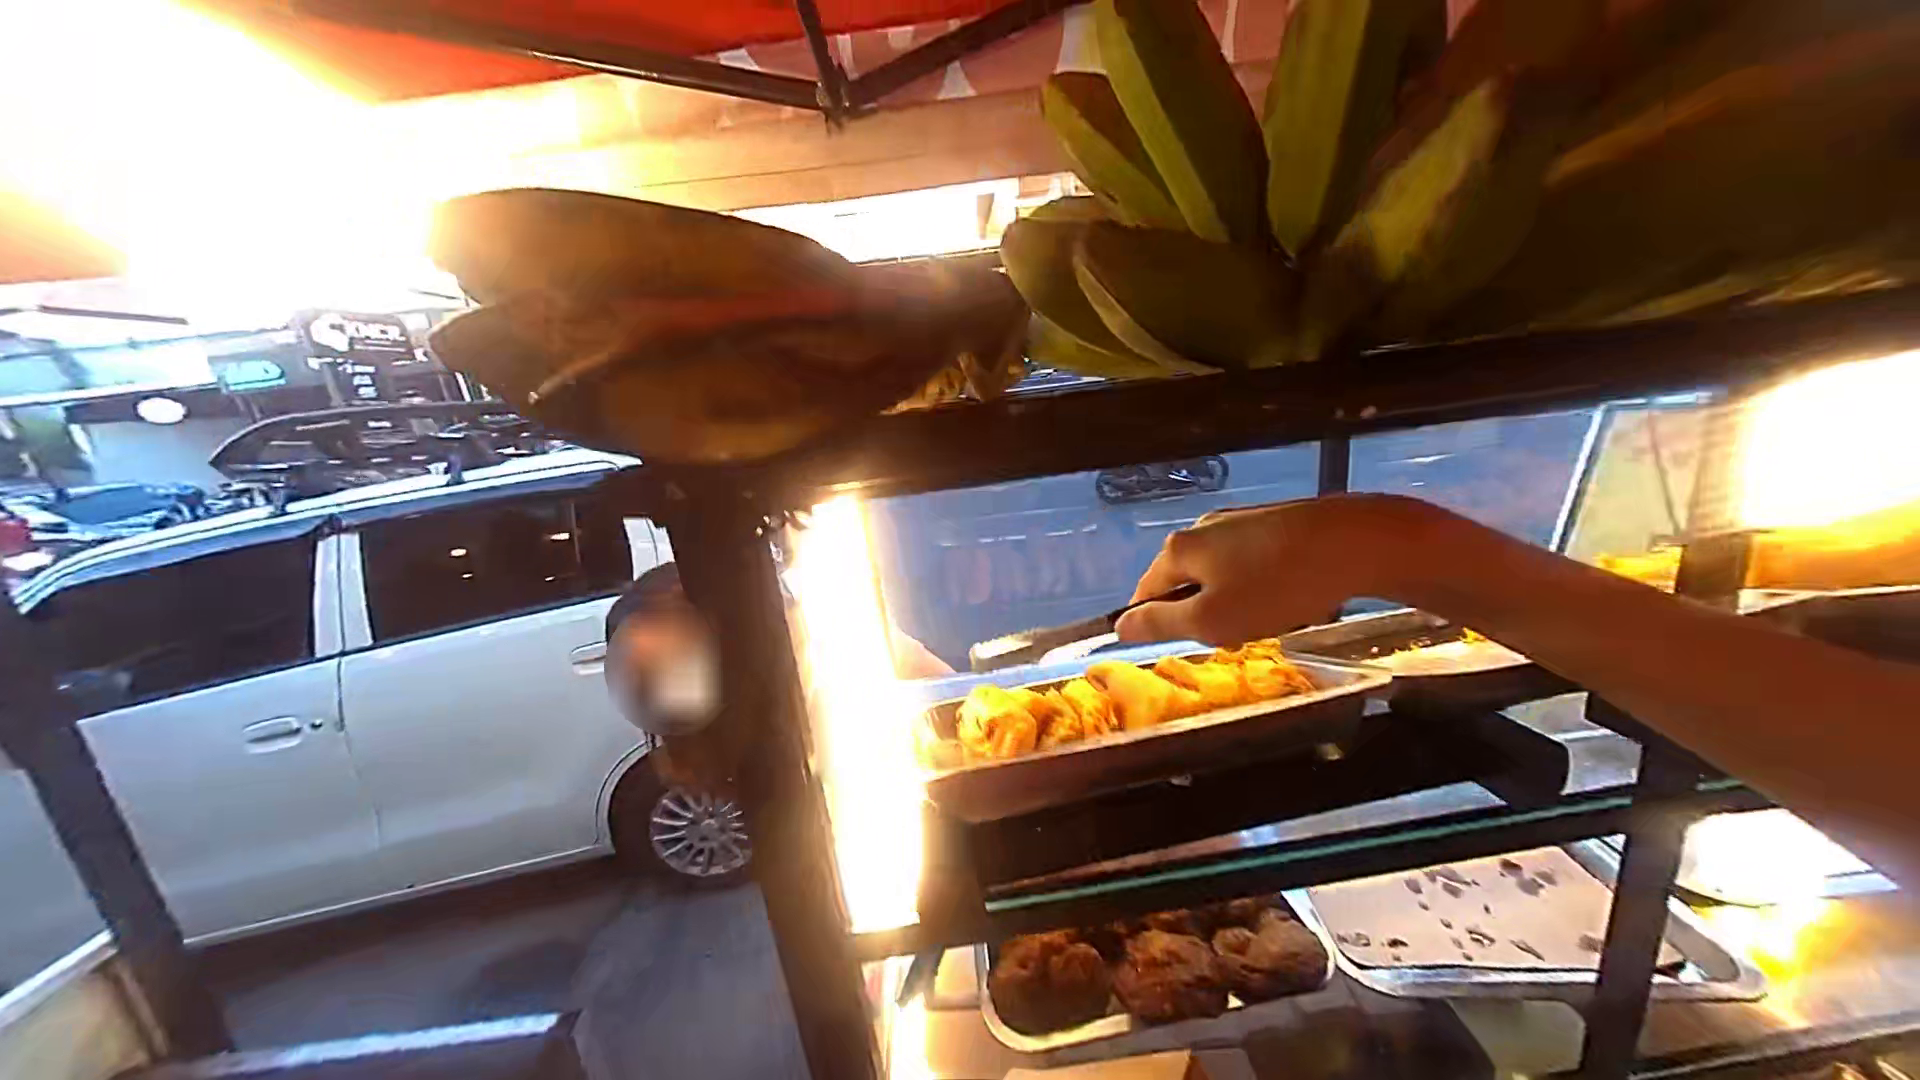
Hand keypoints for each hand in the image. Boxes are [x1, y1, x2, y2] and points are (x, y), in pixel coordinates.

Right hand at [1115, 494, 1442, 644]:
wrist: (1358, 541)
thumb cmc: (1276, 587)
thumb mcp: (1210, 619)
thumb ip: (1160, 623)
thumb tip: (1119, 626)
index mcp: (1177, 549)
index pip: (1144, 592)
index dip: (1154, 623)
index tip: (1182, 645)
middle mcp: (1199, 528)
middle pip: (1181, 580)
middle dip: (1197, 611)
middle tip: (1229, 636)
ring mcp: (1236, 520)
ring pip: (1215, 572)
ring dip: (1227, 599)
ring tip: (1263, 618)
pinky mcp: (1270, 521)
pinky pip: (1245, 561)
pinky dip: (1255, 583)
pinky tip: (1285, 595)